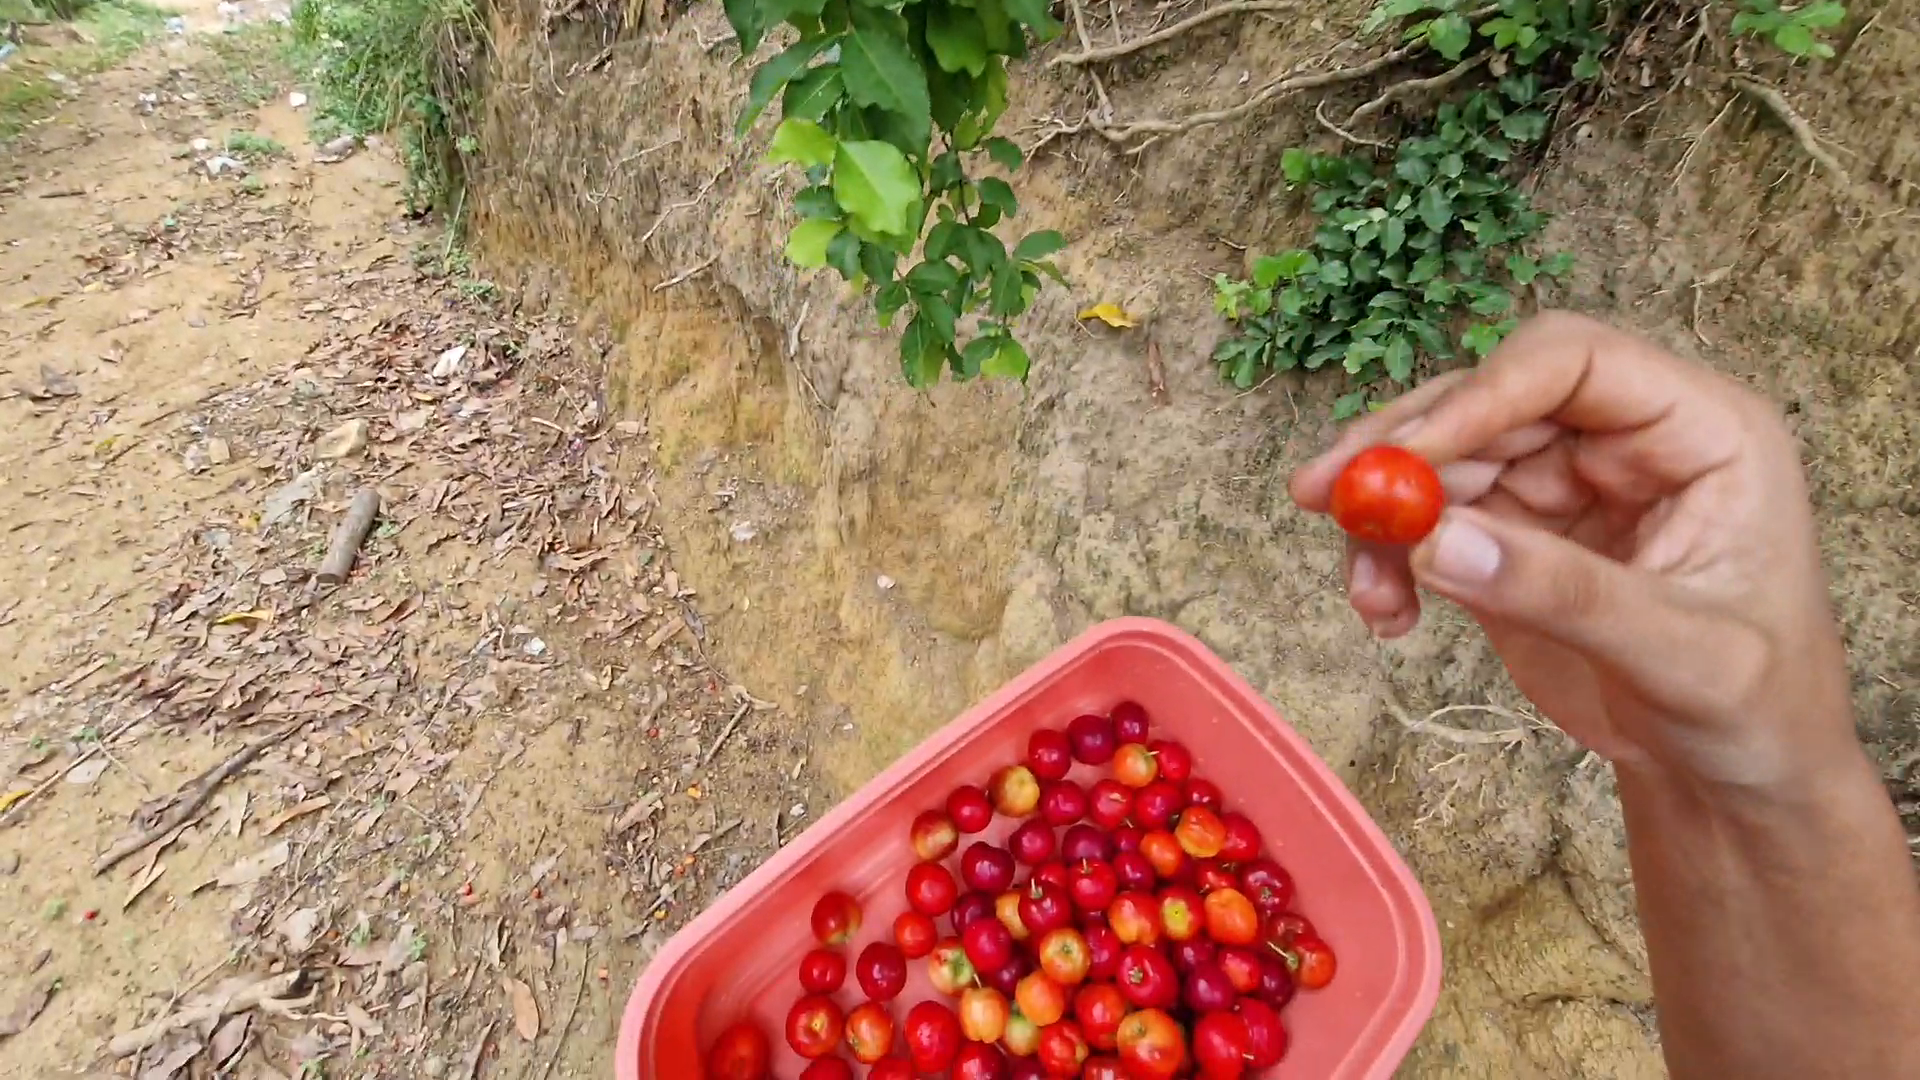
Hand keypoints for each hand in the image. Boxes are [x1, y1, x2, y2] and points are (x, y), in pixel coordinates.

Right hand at [1291, 312, 1857, 788]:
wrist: (1716, 774)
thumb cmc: (1750, 709)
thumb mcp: (1682, 656)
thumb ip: (1561, 592)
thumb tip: (1436, 542)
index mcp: (1689, 435)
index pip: (1567, 365)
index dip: (1477, 396)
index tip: (1401, 457)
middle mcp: (1604, 447)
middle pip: (1472, 408)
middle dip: (1391, 454)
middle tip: (1317, 494)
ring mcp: (1542, 493)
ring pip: (1428, 468)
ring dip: (1377, 523)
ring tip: (1367, 594)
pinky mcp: (1493, 539)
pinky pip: (1414, 527)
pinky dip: (1382, 562)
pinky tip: (1385, 612)